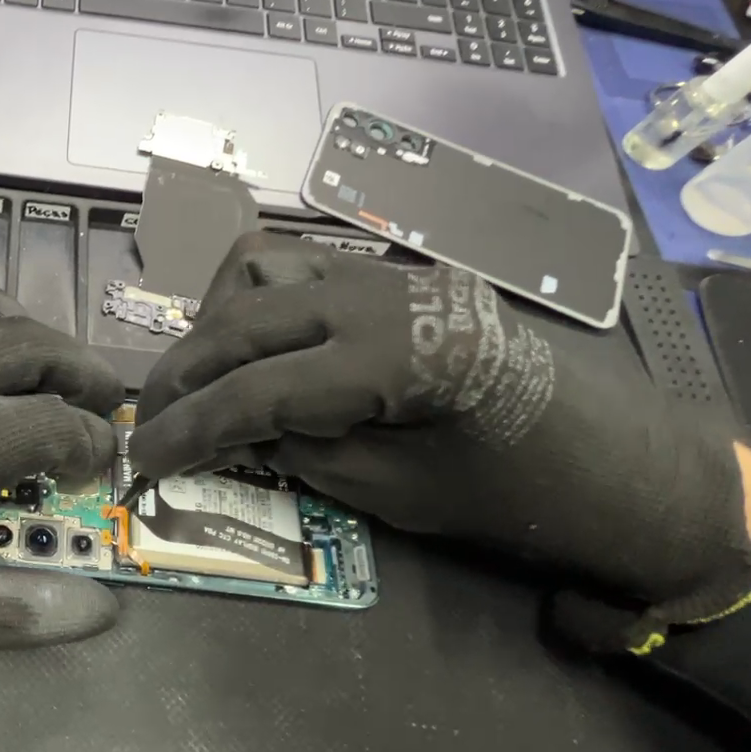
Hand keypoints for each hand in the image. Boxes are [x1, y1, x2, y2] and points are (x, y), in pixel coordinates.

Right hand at [131, 232, 750, 649]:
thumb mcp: (389, 492)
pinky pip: (286, 260)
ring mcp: (377, 271)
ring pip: (251, 270)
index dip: (187, 432)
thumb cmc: (510, 491)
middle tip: (149, 424)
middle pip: (236, 325)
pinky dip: (242, 294)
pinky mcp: (378, 269)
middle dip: (180, 379)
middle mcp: (376, 296)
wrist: (609, 452)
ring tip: (197, 377)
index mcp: (395, 359)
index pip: (253, 392)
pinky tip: (242, 337)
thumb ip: (293, 450)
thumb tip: (219, 430)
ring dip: (207, 326)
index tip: (141, 462)